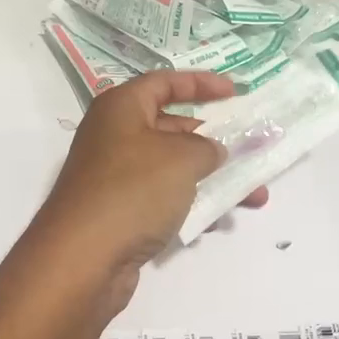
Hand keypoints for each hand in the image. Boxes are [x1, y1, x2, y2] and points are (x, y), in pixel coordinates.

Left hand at [32, 71, 266, 295]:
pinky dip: (191, 203)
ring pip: (171, 166)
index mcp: (120, 108)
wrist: (83, 256)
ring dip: (211, 177)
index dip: (200, 83)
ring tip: (255, 195)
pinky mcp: (118, 210)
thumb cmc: (132, 190)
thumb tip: (210, 150)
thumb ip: (205, 147)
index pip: (163, 82)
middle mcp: (113, 135)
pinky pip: (162, 197)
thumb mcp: (181, 158)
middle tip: (250, 149)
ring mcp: (113, 174)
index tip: (235, 92)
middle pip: (170, 127)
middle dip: (213, 140)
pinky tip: (220, 220)